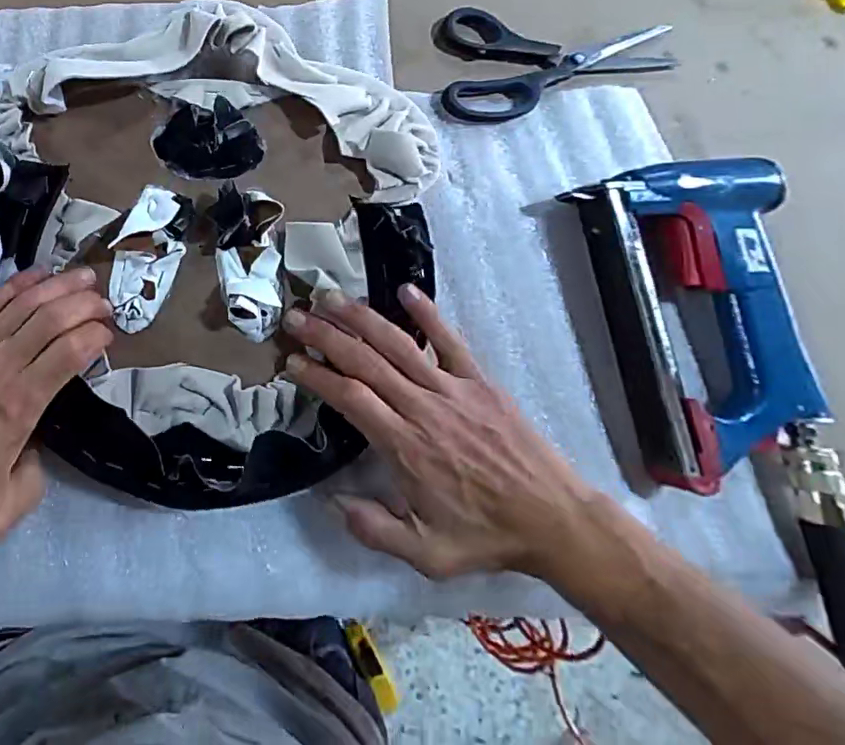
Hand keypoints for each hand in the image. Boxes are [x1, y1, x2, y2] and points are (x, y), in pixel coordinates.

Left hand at [0, 267, 112, 543]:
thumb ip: (34, 483)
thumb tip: (38, 449)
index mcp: (21, 403)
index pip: (71, 351)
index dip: (97, 335)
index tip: (109, 335)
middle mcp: (2, 365)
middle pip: (55, 317)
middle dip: (87, 304)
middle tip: (106, 303)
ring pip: (27, 302)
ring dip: (61, 285)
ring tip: (86, 277)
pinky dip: (21, 284)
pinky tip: (40, 276)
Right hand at [283, 286, 603, 579]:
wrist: (553, 518)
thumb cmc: (486, 535)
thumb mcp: (426, 555)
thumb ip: (373, 529)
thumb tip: (330, 500)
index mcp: (404, 446)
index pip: (350, 397)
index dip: (317, 375)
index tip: (292, 361)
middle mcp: (422, 408)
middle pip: (365, 361)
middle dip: (326, 336)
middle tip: (296, 316)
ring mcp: (452, 389)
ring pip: (399, 344)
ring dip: (363, 318)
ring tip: (333, 298)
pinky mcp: (479, 381)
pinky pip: (450, 341)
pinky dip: (428, 314)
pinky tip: (406, 290)